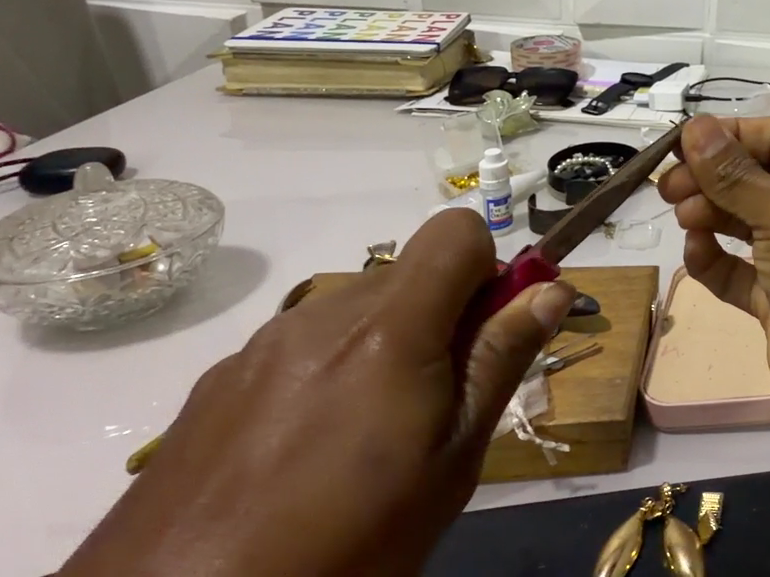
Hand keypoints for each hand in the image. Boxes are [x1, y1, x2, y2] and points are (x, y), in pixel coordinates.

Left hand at [60, 209, 574, 576]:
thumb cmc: (349, 539)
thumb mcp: (452, 457)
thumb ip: (501, 361)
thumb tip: (553, 289)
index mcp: (388, 326)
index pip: (456, 231)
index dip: (487, 269)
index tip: (489, 331)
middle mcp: (322, 314)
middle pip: (408, 274)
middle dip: (442, 316)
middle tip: (439, 401)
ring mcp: (261, 347)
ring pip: (356, 310)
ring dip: (385, 344)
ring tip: (368, 436)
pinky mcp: (216, 383)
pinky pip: (302, 347)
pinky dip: (329, 372)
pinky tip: (308, 450)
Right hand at [658, 116, 769, 433]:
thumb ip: (734, 173)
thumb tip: (696, 126)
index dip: (732, 135)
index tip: (680, 142)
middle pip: (758, 178)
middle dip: (713, 177)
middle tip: (666, 187)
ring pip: (747, 223)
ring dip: (711, 214)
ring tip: (681, 216)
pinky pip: (741, 271)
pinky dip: (716, 261)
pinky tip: (695, 253)